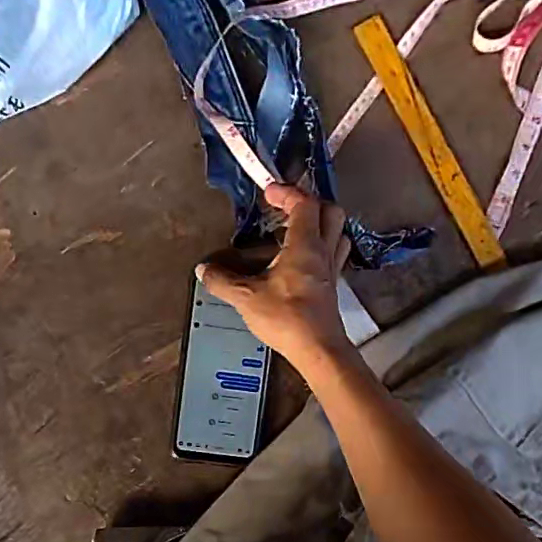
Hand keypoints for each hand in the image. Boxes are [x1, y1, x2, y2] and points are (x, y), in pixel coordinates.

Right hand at [196, 183, 355, 372]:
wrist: (318, 349)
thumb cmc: (286, 318)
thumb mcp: (247, 298)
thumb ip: (224, 281)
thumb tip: (204, 269)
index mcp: (305, 245)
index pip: (304, 204)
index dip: (287, 193)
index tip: (269, 193)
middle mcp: (323, 251)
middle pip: (330, 211)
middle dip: (309, 203)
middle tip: (287, 209)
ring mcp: (331, 269)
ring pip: (337, 232)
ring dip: (321, 224)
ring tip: (298, 231)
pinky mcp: (332, 287)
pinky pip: (334, 255)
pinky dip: (323, 248)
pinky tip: (304, 261)